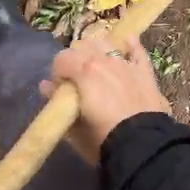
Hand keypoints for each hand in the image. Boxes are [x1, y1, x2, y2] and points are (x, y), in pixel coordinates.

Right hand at [43, 35, 171, 162]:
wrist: (142, 146)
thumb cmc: (102, 138)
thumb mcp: (73, 126)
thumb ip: (57, 101)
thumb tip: (46, 86)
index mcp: (83, 71)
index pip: (61, 59)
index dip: (58, 73)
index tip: (60, 89)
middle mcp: (104, 60)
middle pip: (82, 46)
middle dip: (75, 59)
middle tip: (76, 80)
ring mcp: (125, 63)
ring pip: (106, 43)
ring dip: (97, 50)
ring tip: (97, 66)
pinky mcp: (144, 71)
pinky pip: (137, 50)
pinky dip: (130, 45)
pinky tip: (126, 43)